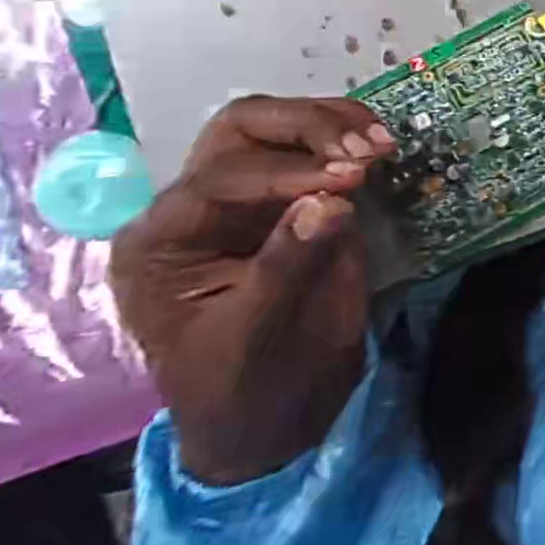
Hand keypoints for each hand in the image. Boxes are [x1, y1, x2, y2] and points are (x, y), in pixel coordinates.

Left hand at [111, 96, 394, 484]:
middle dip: (307, 127)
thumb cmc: (243, 391)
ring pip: (277, 123)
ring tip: (381, 145)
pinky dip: (348, 137)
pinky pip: (312, 147)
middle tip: (364, 150)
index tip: (349, 179)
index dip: (284, 173)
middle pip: (244, 127)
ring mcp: (245, 194)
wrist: (270, 421)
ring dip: (332, 123)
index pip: (219, 179)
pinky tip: (380, 147)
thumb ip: (286, 266)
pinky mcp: (289, 196)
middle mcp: (197, 204)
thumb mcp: (255, 338)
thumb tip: (331, 202)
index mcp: (163, 241)